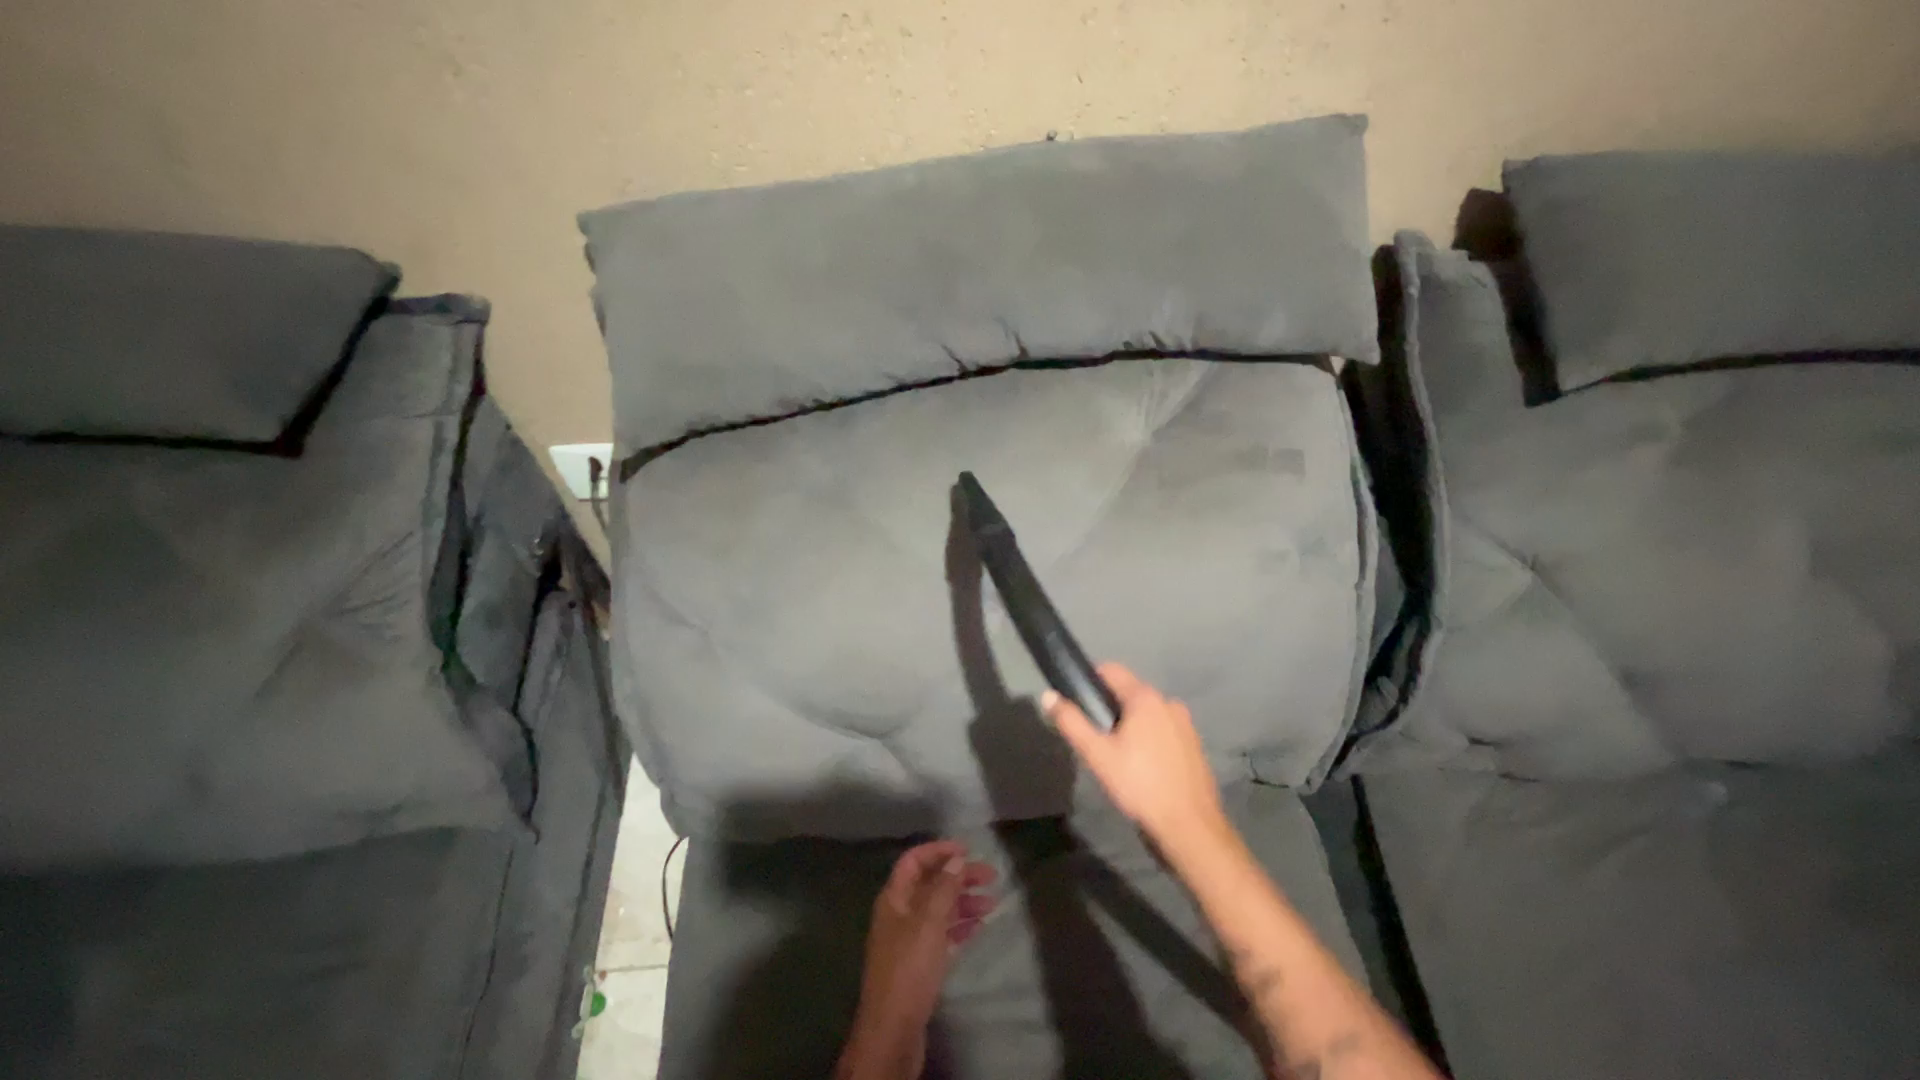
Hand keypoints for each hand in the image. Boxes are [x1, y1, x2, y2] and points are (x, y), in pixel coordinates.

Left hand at [837, 841, 996, 1079]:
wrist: (893, 1029)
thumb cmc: (909, 970)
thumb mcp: (928, 924)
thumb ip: (943, 889)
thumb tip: (955, 858)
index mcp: (893, 899)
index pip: (913, 861)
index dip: (938, 851)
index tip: (968, 850)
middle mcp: (898, 914)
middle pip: (929, 885)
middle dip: (958, 877)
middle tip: (991, 877)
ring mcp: (908, 940)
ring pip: (938, 910)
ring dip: (963, 902)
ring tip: (991, 904)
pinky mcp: (919, 963)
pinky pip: (941, 935)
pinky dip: (959, 927)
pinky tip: (978, 927)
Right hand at [1042, 663, 1228, 848]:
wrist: (1188, 825)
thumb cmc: (1139, 785)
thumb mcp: (1097, 755)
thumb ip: (1071, 722)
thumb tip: (1048, 695)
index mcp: (1145, 698)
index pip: (1112, 670)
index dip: (1089, 680)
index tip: (1076, 701)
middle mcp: (1168, 702)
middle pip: (1130, 692)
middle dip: (1109, 708)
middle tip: (1094, 738)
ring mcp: (1185, 723)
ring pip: (1147, 714)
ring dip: (1130, 725)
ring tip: (1117, 756)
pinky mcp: (1194, 745)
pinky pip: (1163, 730)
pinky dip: (1149, 739)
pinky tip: (1142, 767)